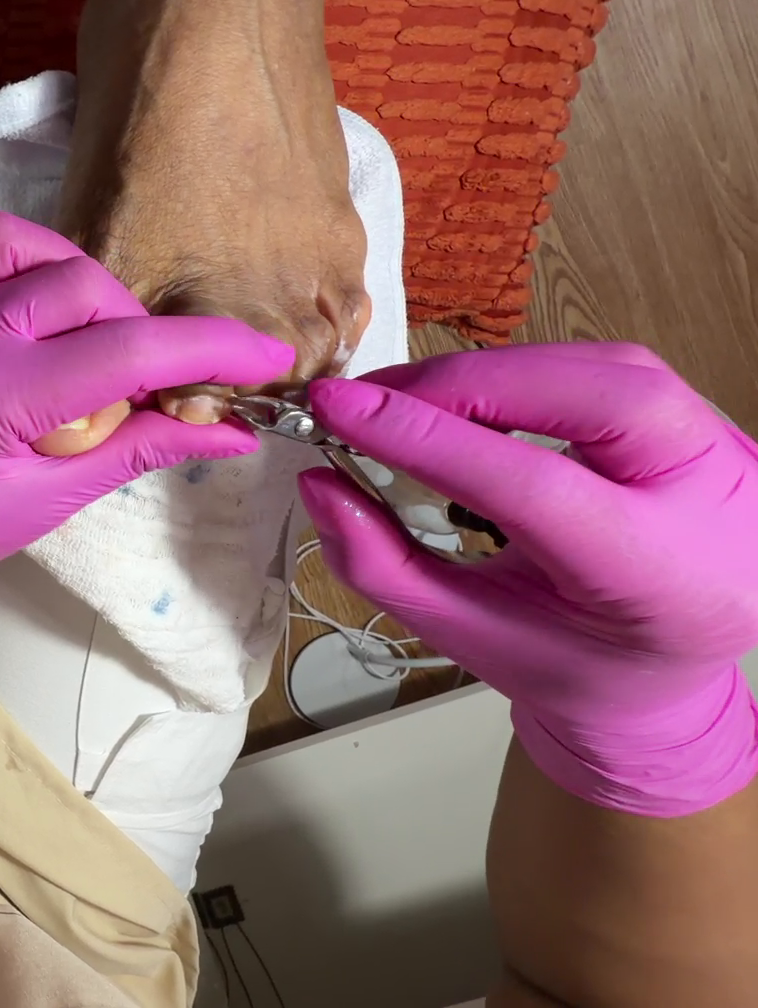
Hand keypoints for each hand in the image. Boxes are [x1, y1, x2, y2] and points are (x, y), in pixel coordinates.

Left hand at [0, 212, 296, 644]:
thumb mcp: (50, 499)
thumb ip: (138, 450)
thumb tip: (229, 427)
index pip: (124, 354)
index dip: (209, 351)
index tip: (266, 357)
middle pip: (84, 287)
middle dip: (138, 329)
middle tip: (144, 382)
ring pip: (32, 246)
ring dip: (82, 284)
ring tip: (89, 341)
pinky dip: (26, 260)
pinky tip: (40, 308)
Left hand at [53, 0, 366, 432]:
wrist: (213, 6)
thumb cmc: (139, 128)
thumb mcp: (93, 238)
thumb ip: (113, 319)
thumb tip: (111, 377)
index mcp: (233, 307)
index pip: (224, 402)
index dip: (186, 413)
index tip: (156, 408)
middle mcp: (298, 291)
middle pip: (283, 381)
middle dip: (236, 398)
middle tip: (189, 394)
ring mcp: (329, 249)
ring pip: (321, 343)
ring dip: (277, 366)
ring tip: (226, 365)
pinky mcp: (339, 210)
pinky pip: (341, 294)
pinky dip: (311, 322)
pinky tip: (272, 318)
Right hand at [298, 343, 757, 816]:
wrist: (649, 667)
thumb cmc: (550, 655)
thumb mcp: (449, 628)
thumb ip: (374, 560)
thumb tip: (318, 482)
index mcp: (657, 580)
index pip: (530, 484)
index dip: (420, 437)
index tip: (332, 408)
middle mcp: (720, 505)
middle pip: (599, 396)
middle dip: (466, 384)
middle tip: (371, 398)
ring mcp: (730, 456)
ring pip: (607, 367)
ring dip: (488, 371)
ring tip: (404, 398)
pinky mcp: (707, 427)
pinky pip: (606, 371)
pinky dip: (517, 373)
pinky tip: (461, 398)